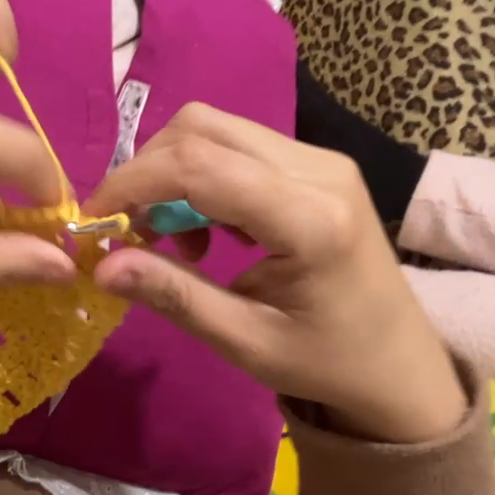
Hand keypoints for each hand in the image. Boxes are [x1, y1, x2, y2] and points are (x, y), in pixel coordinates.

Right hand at [84, 104, 467, 443]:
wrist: (401, 366)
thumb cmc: (326, 363)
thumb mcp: (244, 341)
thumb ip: (174, 296)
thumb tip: (101, 267)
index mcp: (310, 219)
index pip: (198, 166)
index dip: (131, 183)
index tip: (92, 222)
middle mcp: (319, 170)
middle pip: (202, 128)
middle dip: (146, 173)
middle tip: (129, 231)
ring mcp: (321, 160)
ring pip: (214, 130)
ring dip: (170, 174)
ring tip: (169, 237)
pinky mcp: (314, 165)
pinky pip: (234, 146)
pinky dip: (197, 179)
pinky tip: (204, 230)